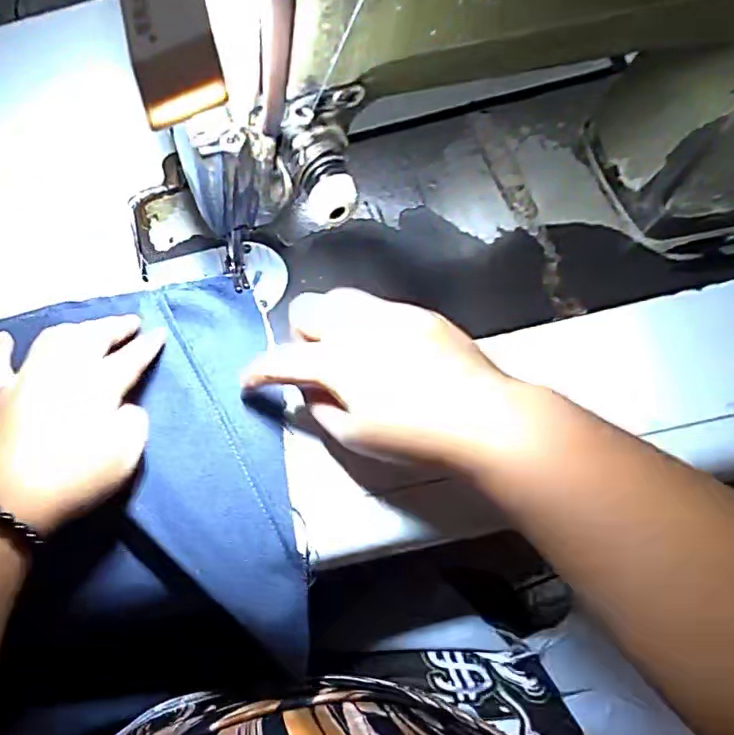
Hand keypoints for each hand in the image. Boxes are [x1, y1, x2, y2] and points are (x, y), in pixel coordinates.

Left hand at [0, 315, 164, 533]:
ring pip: (51, 340)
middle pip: (91, 338)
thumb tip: (126, 408)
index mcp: (99, 384)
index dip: (147, 346)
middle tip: (129, 322)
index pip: (130, 358)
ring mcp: (25, 377)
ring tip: (85, 328)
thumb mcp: (125, 457)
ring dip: (73, 329)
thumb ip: (134, 424)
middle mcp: (62, 369)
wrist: (7, 497)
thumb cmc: (74, 478)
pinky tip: (5, 339)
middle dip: (113, 327)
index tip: (159, 332)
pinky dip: (3, 349)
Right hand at [241, 288, 558, 472]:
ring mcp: (393, 314)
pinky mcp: (422, 315)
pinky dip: (366, 326)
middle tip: (312, 367)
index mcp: (337, 360)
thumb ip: (321, 410)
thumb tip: (313, 394)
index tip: (250, 381)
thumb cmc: (415, 436)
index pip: (281, 359)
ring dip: (330, 323)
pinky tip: (386, 354)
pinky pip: (379, 308)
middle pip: (306, 310)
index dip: (258, 372)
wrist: (483, 419)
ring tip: (347, 355)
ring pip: (342, 298)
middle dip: (297, 337)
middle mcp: (359, 326)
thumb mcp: (355, 436)